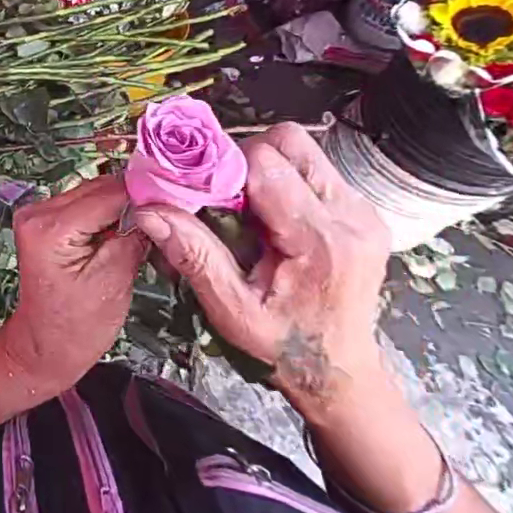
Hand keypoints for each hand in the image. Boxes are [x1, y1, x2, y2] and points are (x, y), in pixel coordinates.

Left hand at [0, 175, 147, 393]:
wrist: (43, 351)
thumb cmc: (76, 329)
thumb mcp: (114, 282)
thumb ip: (134, 236)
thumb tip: (157, 207)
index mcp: (50, 227)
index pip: (110, 193)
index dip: (146, 197)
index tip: (176, 203)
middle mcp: (39, 211)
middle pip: (101, 187)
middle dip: (134, 200)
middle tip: (166, 217)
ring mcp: (39, 213)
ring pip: (96, 192)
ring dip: (122, 206)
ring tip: (146, 227)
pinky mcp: (46, 219)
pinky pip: (87, 204)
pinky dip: (108, 213)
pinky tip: (125, 230)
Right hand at [135, 123, 391, 414]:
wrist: (341, 370)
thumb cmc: (287, 348)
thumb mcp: (233, 312)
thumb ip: (195, 256)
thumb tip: (151, 212)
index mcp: (320, 242)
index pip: (266, 165)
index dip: (224, 169)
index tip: (202, 192)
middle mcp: (350, 216)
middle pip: (288, 142)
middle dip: (246, 159)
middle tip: (227, 197)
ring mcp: (361, 209)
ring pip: (302, 149)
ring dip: (266, 165)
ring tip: (250, 207)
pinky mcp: (362, 208)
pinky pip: (315, 168)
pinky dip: (285, 179)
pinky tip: (274, 216)